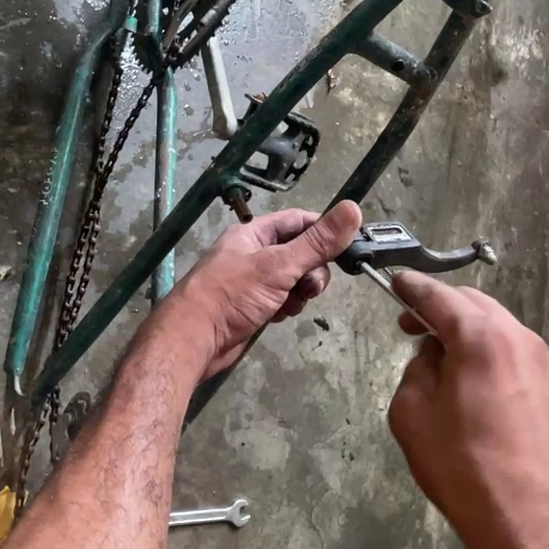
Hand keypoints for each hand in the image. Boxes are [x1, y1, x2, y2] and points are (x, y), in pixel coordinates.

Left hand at [153, 200, 361, 377]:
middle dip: (312, 270)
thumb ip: (317, 242)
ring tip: (291, 303)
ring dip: (300, 291)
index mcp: (255, 232)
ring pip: (294, 278)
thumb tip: (353, 209)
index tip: (347, 246)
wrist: (194, 338)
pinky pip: (282, 298)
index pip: (299, 222)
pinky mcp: (253, 305)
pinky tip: (281, 315)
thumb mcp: (280, 265)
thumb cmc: (232, 294)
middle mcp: (254, 252)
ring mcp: (253, 280)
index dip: (324, 231)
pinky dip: (287, 305)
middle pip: (300, 252)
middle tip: (310, 287)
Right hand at [386, 272, 548, 548]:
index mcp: (480, 338)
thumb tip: (436, 357)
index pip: (439, 296)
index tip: (398, 282)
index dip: (412, 287)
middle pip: (476, 306)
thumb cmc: (463, 469)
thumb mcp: (411, 413)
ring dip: (475, 337)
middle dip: (443, 309)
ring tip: (454, 368)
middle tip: (415, 329)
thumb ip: (418, 368)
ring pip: (504, 332)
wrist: (532, 527)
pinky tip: (491, 400)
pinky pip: (526, 364)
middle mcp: (522, 340)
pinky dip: (502, 364)